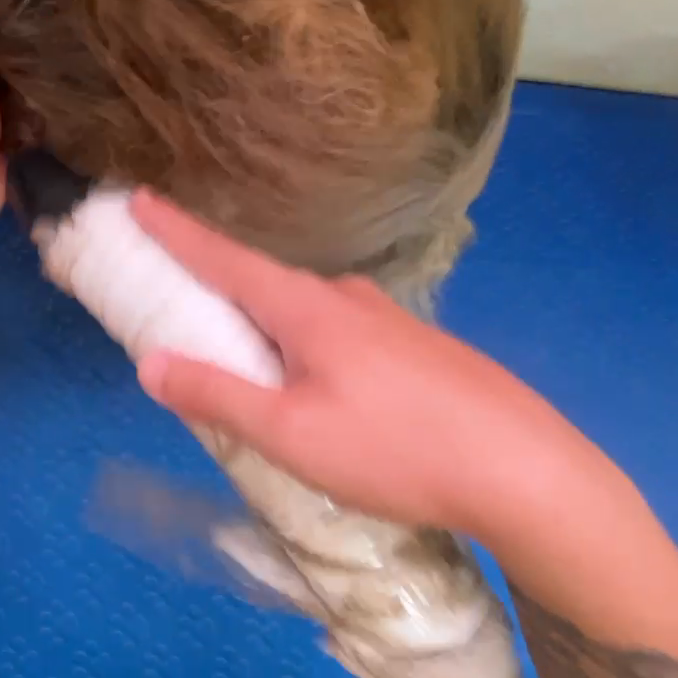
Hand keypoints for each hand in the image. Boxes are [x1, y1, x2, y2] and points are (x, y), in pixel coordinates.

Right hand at [129, 191, 615, 540]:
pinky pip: (340, 331)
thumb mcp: (291, 436)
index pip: (222, 256)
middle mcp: (344, 298)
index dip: (174, 229)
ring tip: (250, 363)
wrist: (539, 480)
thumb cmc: (399, 451)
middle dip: (215, 284)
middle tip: (182, 304)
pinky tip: (322, 387)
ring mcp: (389, 320)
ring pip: (304, 310)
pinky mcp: (421, 349)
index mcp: (305, 308)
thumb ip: (217, 396)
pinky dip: (305, 341)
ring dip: (264, 321)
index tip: (138, 196)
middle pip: (261, 280)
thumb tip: (149, 365)